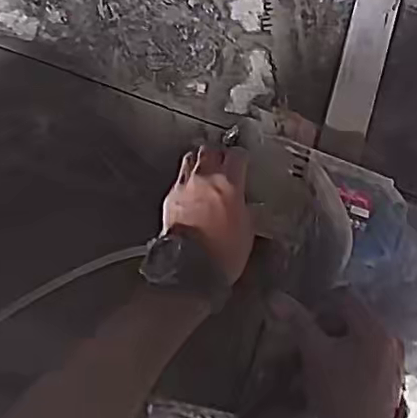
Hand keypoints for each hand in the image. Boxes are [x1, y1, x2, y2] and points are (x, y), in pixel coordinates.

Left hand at [160, 144, 252, 284]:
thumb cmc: (222, 253)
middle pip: (210, 150)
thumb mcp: (247, 230)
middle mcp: (205, 179)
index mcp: (229, 185)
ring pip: (190, 158)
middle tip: (222, 161)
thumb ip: (245, 209)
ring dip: (199, 161)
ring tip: (204, 169)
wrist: (190, 267)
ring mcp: (185, 186)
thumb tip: (244, 204)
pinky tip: (190, 190)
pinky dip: (186, 180)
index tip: (242, 160)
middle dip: (217, 154)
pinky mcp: (170, 197)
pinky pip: (179, 179)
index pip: (236, 155)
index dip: (241, 156)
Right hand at [271, 292, 403, 417]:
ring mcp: (395, 360)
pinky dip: (350, 356)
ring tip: (318, 360)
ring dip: (337, 340)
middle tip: (308, 342)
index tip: (302, 323)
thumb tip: (274, 296)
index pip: (344, 296)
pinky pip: (369, 354)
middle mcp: (390, 339)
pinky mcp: (393, 379)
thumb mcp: (313, 354)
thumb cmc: (339, 397)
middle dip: (327, 323)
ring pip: (360, 336)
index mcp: (374, 329)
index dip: (319, 304)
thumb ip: (296, 321)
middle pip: (354, 315)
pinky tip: (335, 376)